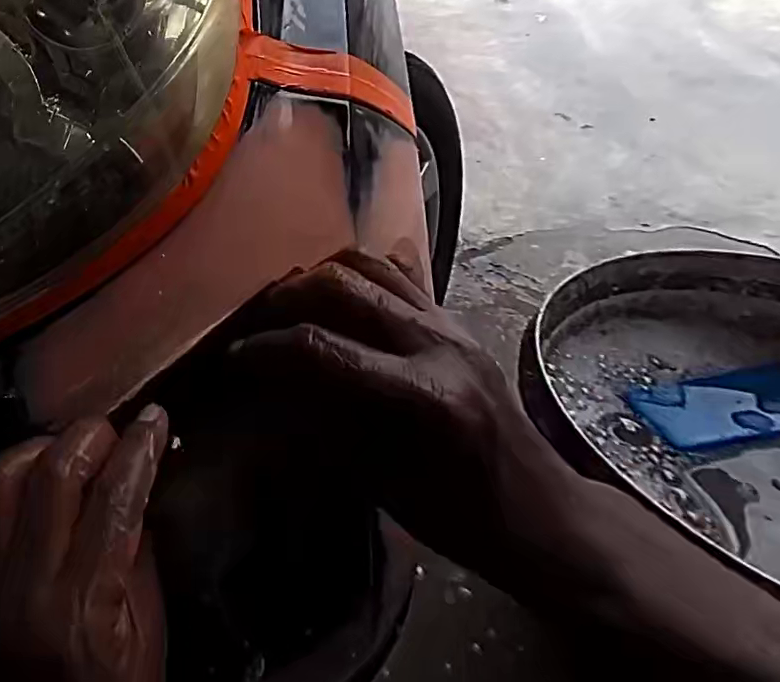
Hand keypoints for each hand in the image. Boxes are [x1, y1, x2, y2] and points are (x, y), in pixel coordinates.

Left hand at [0, 408, 169, 681]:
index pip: (114, 500)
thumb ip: (139, 563)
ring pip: (1, 476)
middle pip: (53, 473)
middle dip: (89, 435)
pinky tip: (19, 487)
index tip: (154, 418)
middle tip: (112, 433)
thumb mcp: (143, 645)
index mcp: (82, 606)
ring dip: (39, 448)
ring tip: (67, 451)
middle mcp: (28, 582)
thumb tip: (136, 491)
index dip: (139, 449)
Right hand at [229, 248, 577, 573]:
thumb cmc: (460, 514)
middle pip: (341, 285)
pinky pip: (400, 273)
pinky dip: (360, 270)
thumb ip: (321, 419)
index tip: (235, 357)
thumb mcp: (378, 480)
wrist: (544, 515)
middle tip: (259, 321)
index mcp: (422, 395)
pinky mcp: (457, 322)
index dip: (265, 348)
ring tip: (291, 299)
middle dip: (285, 297)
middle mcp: (439, 344)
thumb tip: (268, 381)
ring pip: (369, 264)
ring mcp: (452, 325)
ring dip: (318, 274)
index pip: (321, 346)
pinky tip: (337, 285)